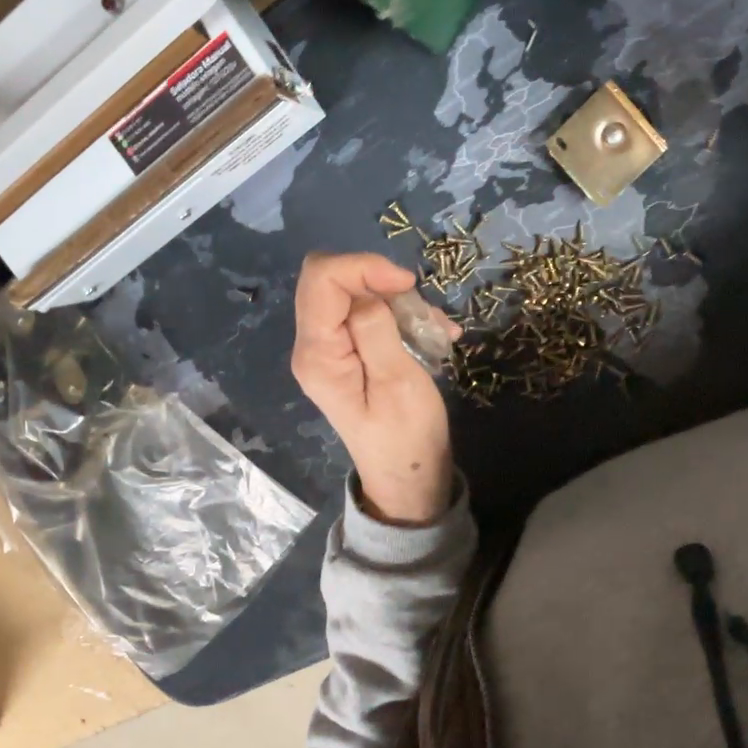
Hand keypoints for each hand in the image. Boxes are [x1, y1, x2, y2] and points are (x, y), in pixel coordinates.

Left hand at [291, 252, 460, 524]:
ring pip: (353, 294)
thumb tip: (367, 293)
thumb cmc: (407, 437)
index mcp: (317, 354)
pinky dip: (399, 316)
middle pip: (331, 280)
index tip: (407, 284)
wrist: (409, 479)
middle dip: (379, 281)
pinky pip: (366, 316)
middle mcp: (312, 346)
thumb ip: (376, 331)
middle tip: (420, 307)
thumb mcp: (398, 383)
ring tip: (436, 329)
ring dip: (396, 301)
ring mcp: (328, 350)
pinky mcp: (347, 354)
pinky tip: (432, 336)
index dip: (364, 267)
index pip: (322, 279)